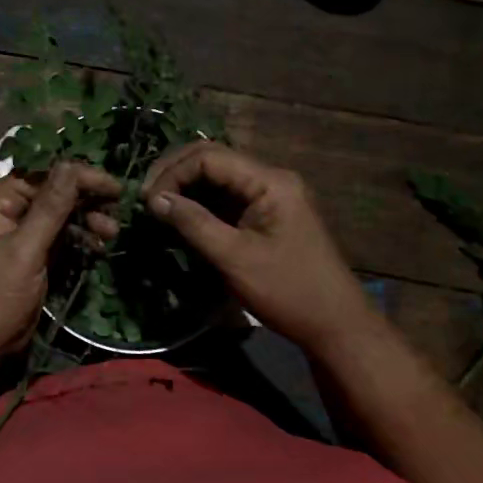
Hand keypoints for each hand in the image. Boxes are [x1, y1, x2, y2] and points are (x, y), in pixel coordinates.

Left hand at [0, 163, 119, 365]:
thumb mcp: (24, 252)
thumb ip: (50, 209)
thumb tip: (71, 165)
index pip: (41, 173)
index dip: (76, 174)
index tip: (111, 184)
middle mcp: (8, 210)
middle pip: (54, 190)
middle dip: (86, 196)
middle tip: (119, 204)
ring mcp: (22, 232)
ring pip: (62, 212)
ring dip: (89, 218)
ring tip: (112, 232)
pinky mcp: (36, 253)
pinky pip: (63, 234)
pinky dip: (83, 237)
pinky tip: (101, 245)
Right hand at [143, 142, 371, 348]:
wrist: (336, 326)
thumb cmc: (287, 291)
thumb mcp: (234, 257)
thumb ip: (193, 223)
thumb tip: (154, 200)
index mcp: (270, 181)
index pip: (209, 157)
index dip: (173, 172)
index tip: (148, 200)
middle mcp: (270, 178)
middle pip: (212, 158)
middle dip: (174, 173)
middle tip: (146, 197)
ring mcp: (268, 194)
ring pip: (216, 175)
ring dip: (184, 186)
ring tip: (157, 205)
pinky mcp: (264, 212)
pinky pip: (224, 195)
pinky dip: (198, 201)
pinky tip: (179, 215)